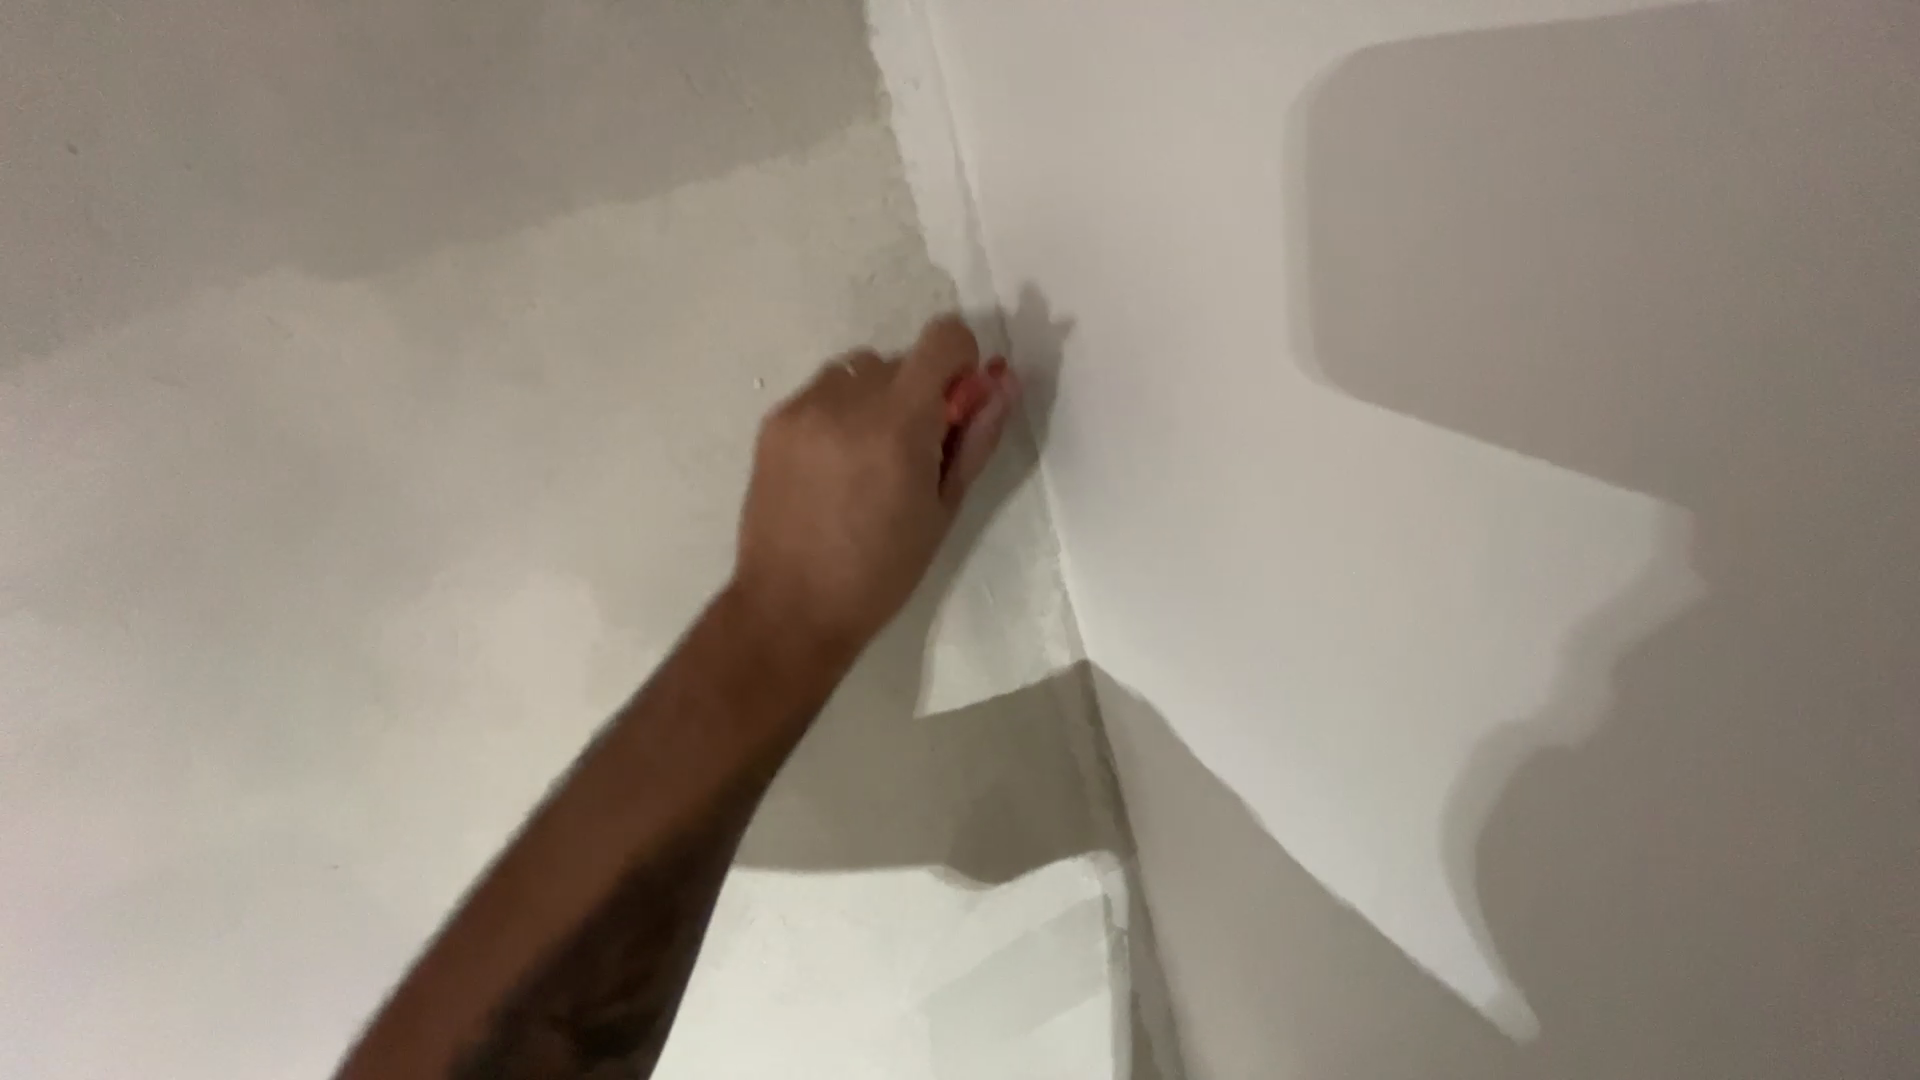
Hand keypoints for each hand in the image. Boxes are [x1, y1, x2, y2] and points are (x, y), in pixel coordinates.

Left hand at [731, 315, 1019, 660]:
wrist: (792, 606)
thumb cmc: (882, 571)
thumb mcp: (944, 509)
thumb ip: (976, 439)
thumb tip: (1003, 383)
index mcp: (898, 424)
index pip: (943, 337)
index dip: (961, 360)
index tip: (957, 403)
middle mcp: (846, 400)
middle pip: (900, 359)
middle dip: (917, 393)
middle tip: (910, 453)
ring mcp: (802, 408)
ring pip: (857, 372)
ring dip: (875, 399)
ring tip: (867, 460)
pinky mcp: (773, 422)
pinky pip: (821, 394)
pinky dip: (838, 415)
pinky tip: (833, 469)